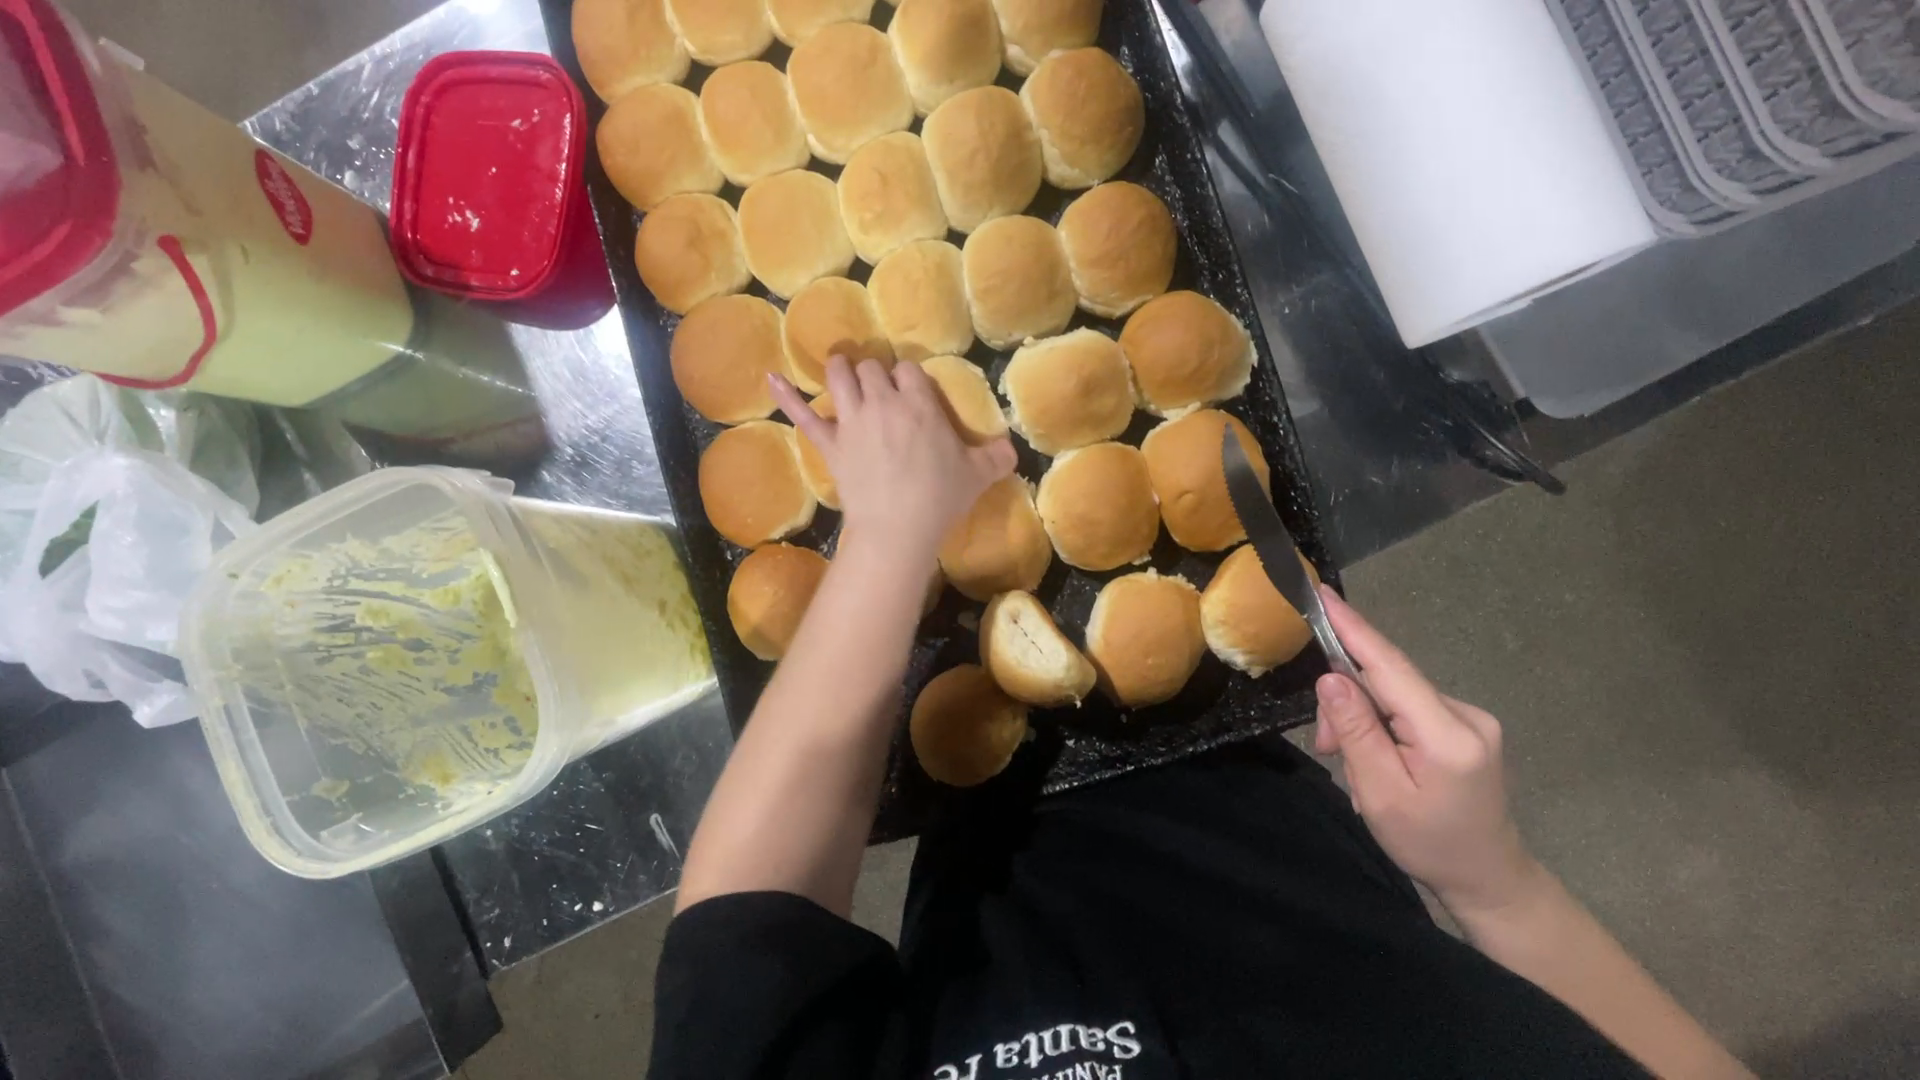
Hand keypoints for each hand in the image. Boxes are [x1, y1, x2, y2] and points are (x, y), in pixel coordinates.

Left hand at [770, 357, 1015, 557]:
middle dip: (876, 372)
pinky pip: (803, 415)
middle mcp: (883, 401)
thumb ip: (997, 457)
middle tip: (881, 389)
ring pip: (840, 377)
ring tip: (842, 367)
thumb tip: (1010, 449)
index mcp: (919, 403)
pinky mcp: (829, 443)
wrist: (897, 527)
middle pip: (873, 368)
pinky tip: (771, 378)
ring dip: (841, 368)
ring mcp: (851, 420)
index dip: (910, 379)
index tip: (913, 394)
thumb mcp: (978, 475)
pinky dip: (787, 396)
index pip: (910, 371)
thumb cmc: (940, 497)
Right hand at [1312, 586, 1545, 916]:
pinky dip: (1381, 727)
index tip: (1322, 593)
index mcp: (1448, 734)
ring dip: (1362, 721)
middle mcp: (1467, 715)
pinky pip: (1407, 708)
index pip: (1389, 666)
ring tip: (1354, 766)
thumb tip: (1331, 677)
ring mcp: (1471, 719)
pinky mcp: (1465, 726)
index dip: (1353, 629)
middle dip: (1346, 705)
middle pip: (1386, 682)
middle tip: (1328, 749)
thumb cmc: (1428, 844)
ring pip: (1393, 695)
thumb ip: (1357, 732)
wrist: (1488, 879)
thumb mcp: (1381, 794)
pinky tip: (1377, 761)